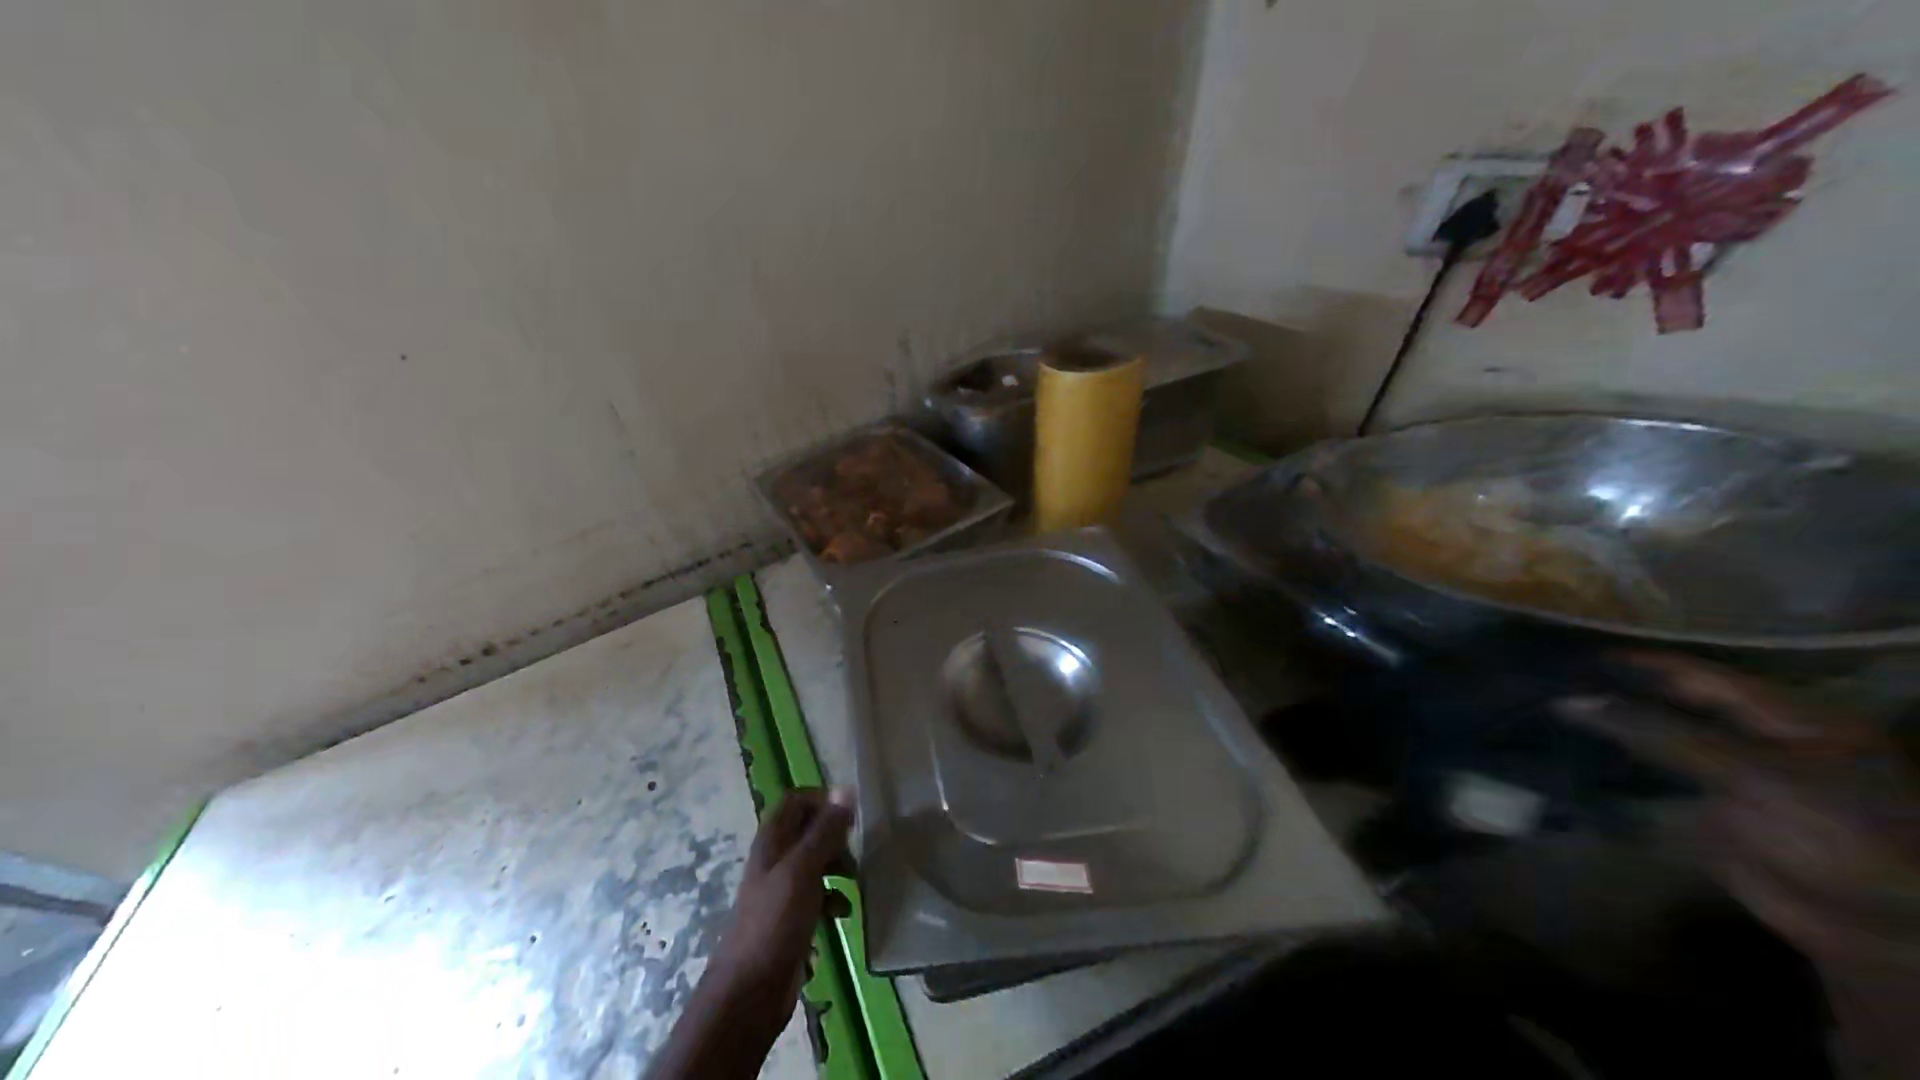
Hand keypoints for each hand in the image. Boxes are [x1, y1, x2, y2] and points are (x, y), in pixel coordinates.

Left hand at [646, 787, 852, 1079]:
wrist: (751, 990)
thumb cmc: (776, 922)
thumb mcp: (803, 870)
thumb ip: (825, 831)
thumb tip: (845, 790)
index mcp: (772, 841)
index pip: (797, 800)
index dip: (822, 801)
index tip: (849, 817)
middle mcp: (776, 859)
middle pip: (809, 830)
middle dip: (835, 836)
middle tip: (855, 850)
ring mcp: (782, 889)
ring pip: (816, 862)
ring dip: (838, 866)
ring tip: (855, 880)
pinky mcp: (791, 917)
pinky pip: (818, 895)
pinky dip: (833, 898)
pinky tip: (843, 913)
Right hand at [1562, 655, 1919, 1075]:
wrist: (1880, 928)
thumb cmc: (1841, 833)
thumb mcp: (1754, 774)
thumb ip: (1662, 734)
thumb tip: (1570, 701)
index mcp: (1781, 716)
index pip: (1693, 674)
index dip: (1633, 664)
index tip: (1567, 656)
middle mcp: (1749, 739)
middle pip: (1667, 707)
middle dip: (1609, 696)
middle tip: (1540, 684)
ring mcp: (1724, 779)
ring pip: (1649, 745)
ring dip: (1600, 734)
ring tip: (1535, 715)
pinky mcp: (1701, 814)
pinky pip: (1642, 786)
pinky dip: (1601, 774)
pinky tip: (1555, 759)